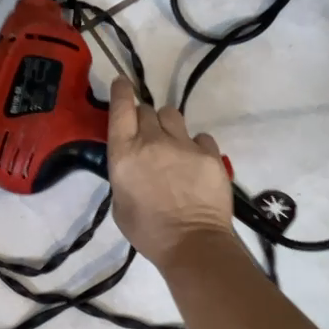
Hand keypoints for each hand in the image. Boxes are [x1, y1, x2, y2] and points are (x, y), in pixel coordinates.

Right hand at [107, 76, 233, 269]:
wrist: (193, 245)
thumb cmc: (148, 230)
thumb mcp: (119, 200)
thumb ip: (123, 171)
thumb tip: (130, 162)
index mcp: (124, 151)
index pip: (121, 106)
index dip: (121, 91)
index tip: (122, 83)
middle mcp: (152, 140)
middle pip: (147, 109)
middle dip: (145, 117)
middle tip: (148, 134)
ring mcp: (183, 145)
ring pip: (173, 115)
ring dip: (169, 125)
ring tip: (173, 144)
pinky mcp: (210, 155)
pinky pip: (200, 137)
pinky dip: (196, 145)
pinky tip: (195, 161)